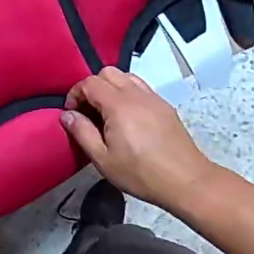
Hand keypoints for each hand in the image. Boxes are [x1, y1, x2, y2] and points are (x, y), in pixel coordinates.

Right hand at [61, 67, 215, 209]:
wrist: (185, 180)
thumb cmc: (140, 173)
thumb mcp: (103, 159)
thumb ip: (82, 132)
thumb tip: (68, 115)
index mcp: (119, 105)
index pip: (90, 83)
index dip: (75, 93)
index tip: (71, 113)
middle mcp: (137, 94)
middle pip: (108, 73)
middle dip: (92, 87)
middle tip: (87, 111)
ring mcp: (154, 98)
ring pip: (126, 77)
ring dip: (111, 88)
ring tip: (106, 113)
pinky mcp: (165, 106)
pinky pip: (141, 88)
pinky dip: (127, 93)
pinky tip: (127, 118)